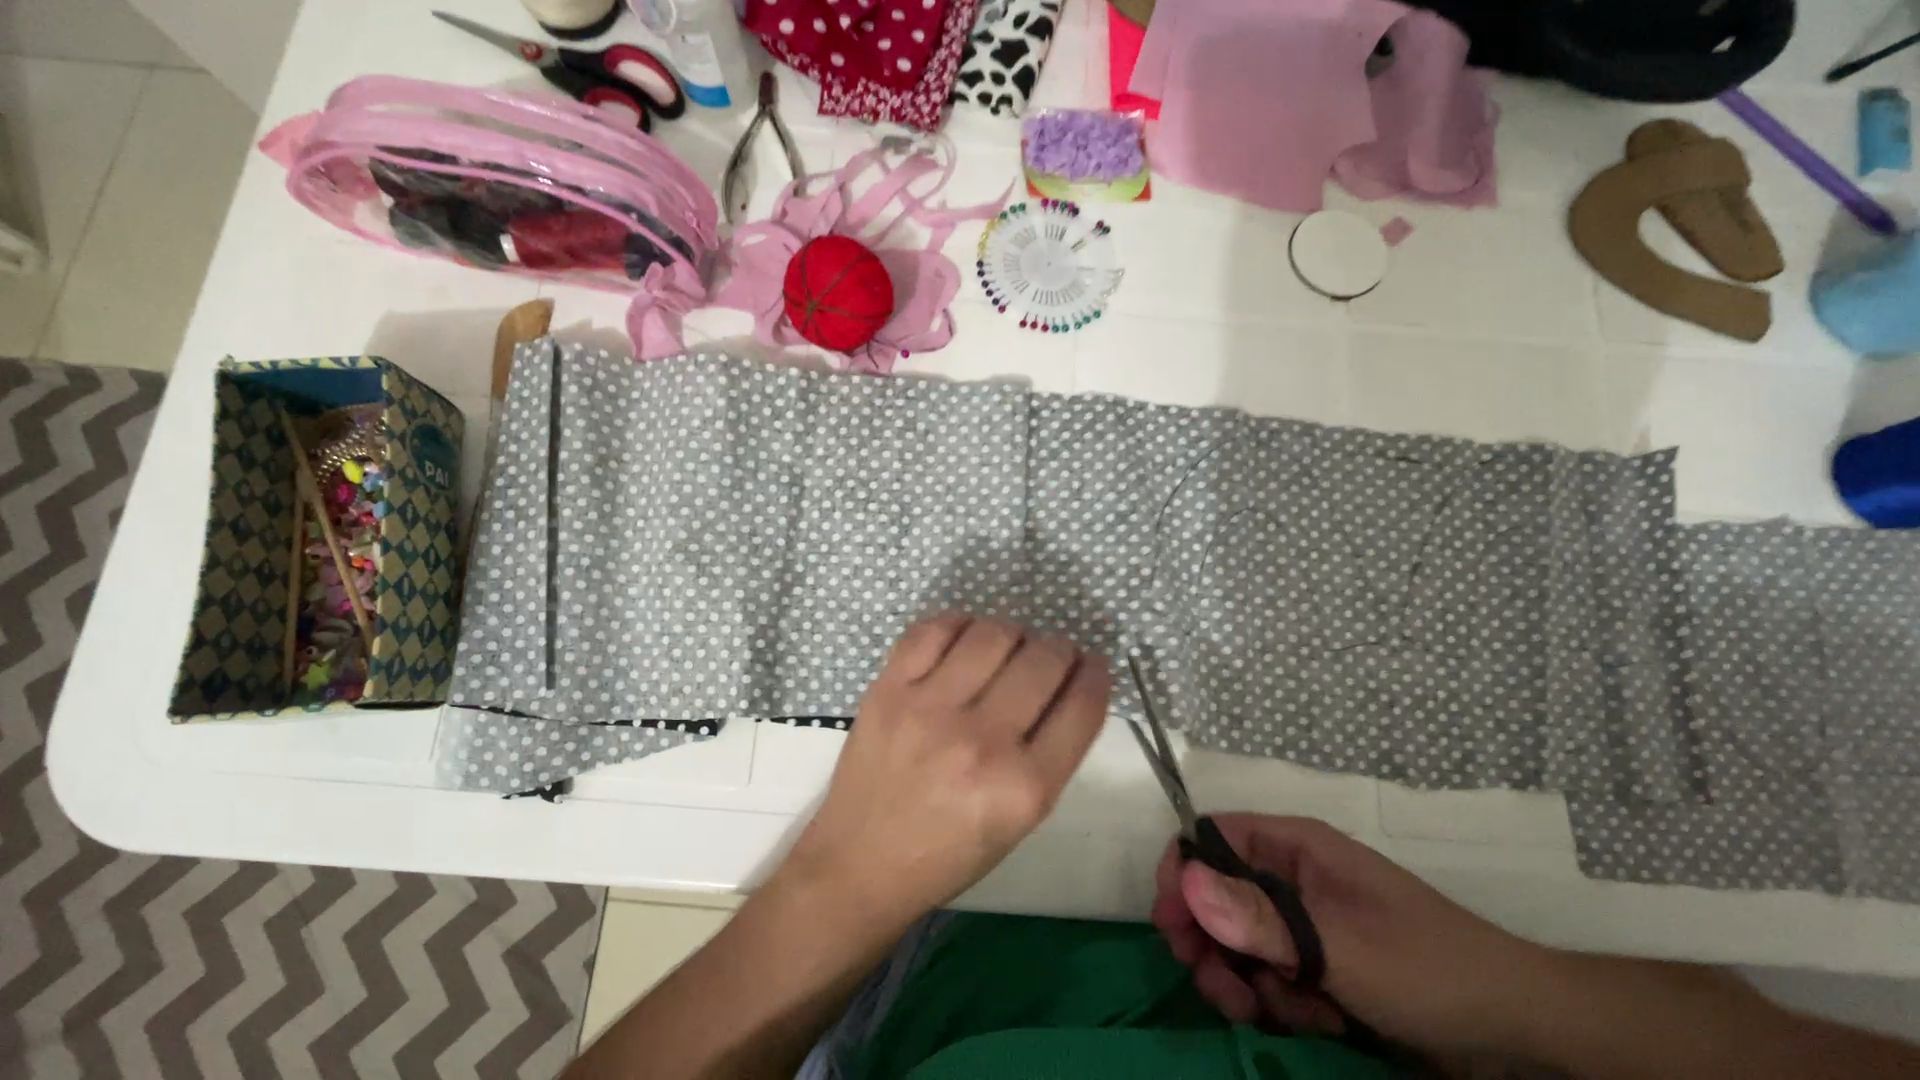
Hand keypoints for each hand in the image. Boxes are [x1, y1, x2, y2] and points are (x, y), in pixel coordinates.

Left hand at [780, 615, 1112, 927]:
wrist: (860, 864)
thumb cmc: (948, 854)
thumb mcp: (1020, 822)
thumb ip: (1050, 756)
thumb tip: (1070, 687)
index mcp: (1023, 788)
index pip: (1083, 706)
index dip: (1097, 675)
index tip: (1093, 667)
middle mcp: (981, 742)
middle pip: (1044, 661)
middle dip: (1060, 651)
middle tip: (1051, 657)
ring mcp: (930, 710)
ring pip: (993, 634)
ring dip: (1013, 634)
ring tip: (1008, 648)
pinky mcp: (887, 691)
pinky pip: (933, 630)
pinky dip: (959, 625)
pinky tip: (965, 640)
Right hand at [1151, 814, 1561, 1058]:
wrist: (1513, 1031)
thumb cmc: (1429, 970)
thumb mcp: (1339, 948)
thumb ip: (1258, 918)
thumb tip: (1184, 881)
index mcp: (1298, 847)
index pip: (1213, 837)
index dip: (1183, 874)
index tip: (1171, 927)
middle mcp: (1294, 876)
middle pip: (1216, 895)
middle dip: (1213, 946)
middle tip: (1224, 992)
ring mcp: (1306, 922)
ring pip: (1238, 942)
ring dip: (1247, 983)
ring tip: (1286, 1014)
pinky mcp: (1318, 963)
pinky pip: (1269, 975)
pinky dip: (1279, 1001)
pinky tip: (1318, 1020)